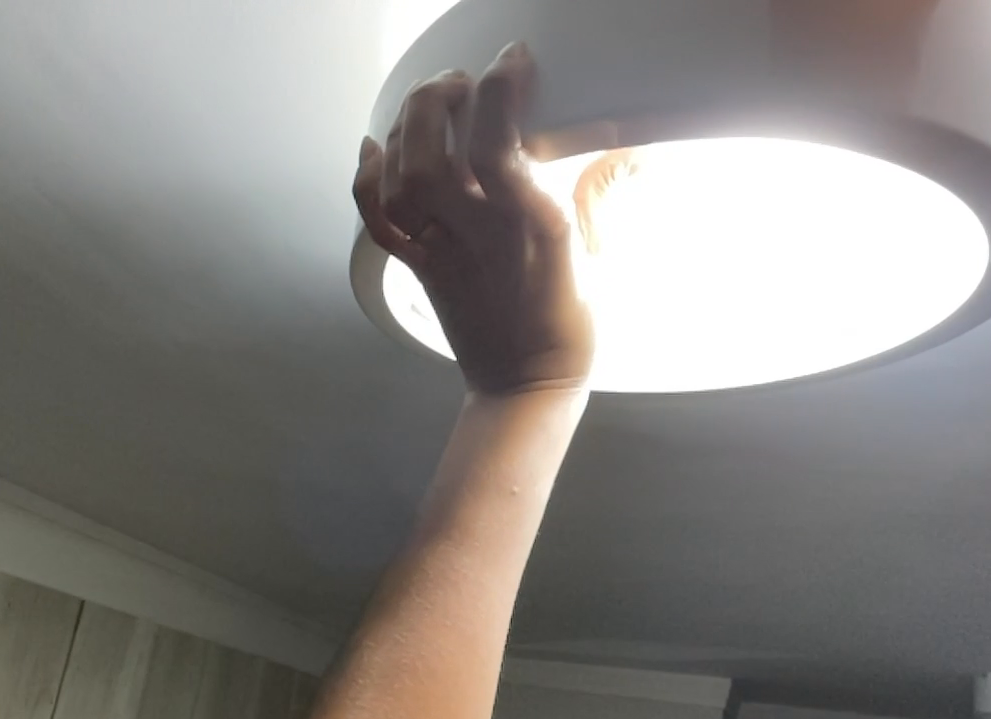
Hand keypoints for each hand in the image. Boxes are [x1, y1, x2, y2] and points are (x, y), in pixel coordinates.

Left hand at [354, 43, 593, 396]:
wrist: (524, 386)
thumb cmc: (567, 326)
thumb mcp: (596, 255)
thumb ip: (599, 196)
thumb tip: (623, 151)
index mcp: (530, 222)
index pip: (497, 138)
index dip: (497, 85)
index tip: (509, 59)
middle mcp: (478, 233)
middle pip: (431, 156)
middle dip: (433, 103)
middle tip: (454, 83)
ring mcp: (443, 254)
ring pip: (402, 186)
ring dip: (402, 136)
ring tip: (423, 110)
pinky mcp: (422, 274)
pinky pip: (382, 227)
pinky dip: (367, 186)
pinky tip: (372, 150)